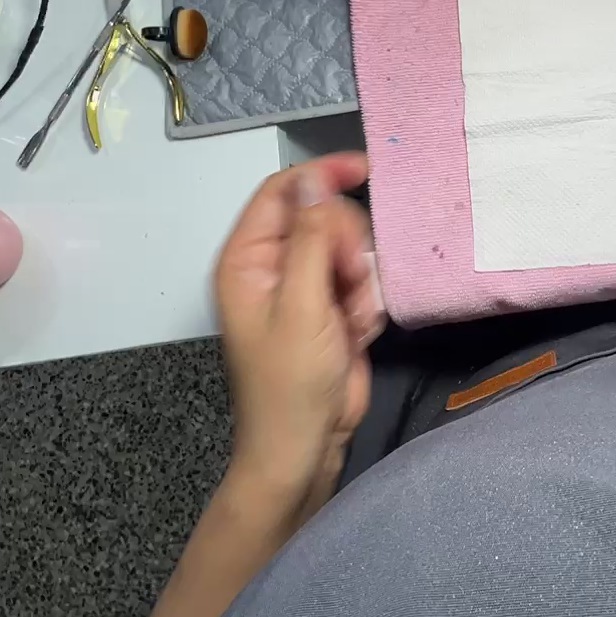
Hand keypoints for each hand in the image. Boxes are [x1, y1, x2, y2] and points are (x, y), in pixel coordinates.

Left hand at [214, 153, 383, 502]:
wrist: (307, 446)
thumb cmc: (290, 382)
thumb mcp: (302, 306)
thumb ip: (311, 238)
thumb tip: (315, 178)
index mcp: (248, 257)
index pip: (283, 191)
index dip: (322, 174)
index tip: (365, 170)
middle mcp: (275, 263)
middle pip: (325, 217)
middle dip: (348, 247)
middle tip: (350, 282)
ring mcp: (306, 284)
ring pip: (350, 247)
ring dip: (361, 280)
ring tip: (351, 319)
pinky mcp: (333, 304)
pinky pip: (362, 277)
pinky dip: (367, 302)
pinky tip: (357, 332)